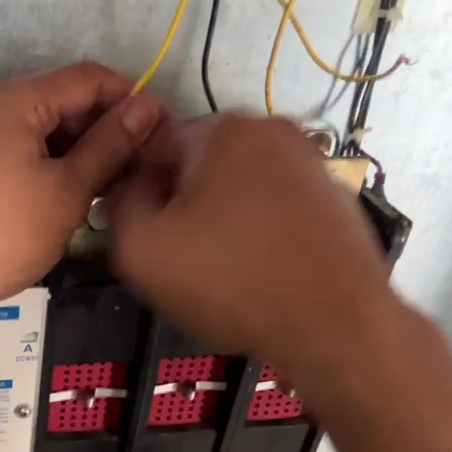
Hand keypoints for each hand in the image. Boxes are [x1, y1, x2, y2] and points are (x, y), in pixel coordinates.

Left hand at [0, 63, 167, 334]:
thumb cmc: (1, 234)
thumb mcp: (66, 191)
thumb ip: (108, 147)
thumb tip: (145, 108)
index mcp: (17, 99)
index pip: (89, 78)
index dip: (130, 98)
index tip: (161, 129)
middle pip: (63, 102)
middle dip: (104, 129)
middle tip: (140, 166)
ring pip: (41, 132)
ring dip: (78, 153)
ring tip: (111, 188)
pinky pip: (19, 154)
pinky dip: (49, 168)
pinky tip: (70, 198)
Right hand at [105, 114, 402, 398]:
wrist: (333, 323)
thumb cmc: (229, 281)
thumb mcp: (141, 249)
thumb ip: (118, 205)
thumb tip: (126, 187)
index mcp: (220, 128)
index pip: (150, 146)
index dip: (136, 192)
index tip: (143, 235)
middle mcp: (269, 128)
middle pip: (196, 165)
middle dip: (180, 205)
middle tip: (179, 260)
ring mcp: (309, 161)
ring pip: (236, 187)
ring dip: (218, 220)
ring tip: (219, 270)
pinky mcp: (332, 197)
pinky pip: (273, 208)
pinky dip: (256, 232)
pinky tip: (256, 271)